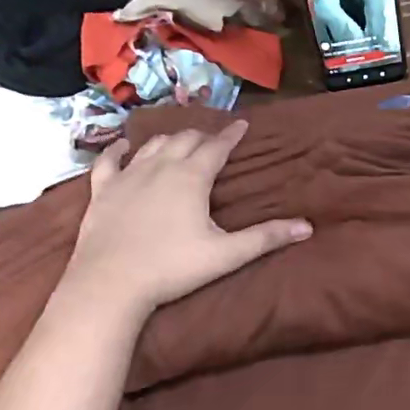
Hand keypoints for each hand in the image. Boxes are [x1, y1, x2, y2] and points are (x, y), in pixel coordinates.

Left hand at [62, 121, 311, 314]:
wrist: (110, 284)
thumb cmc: (173, 267)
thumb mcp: (227, 254)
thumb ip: (267, 238)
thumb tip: (307, 227)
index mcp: (192, 177)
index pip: (217, 147)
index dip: (232, 135)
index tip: (242, 124)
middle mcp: (160, 167)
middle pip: (185, 140)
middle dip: (203, 135)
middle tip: (214, 138)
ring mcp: (128, 176)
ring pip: (152, 145)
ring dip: (169, 139)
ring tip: (179, 140)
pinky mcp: (102, 190)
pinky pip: (109, 160)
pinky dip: (118, 150)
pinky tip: (123, 146)